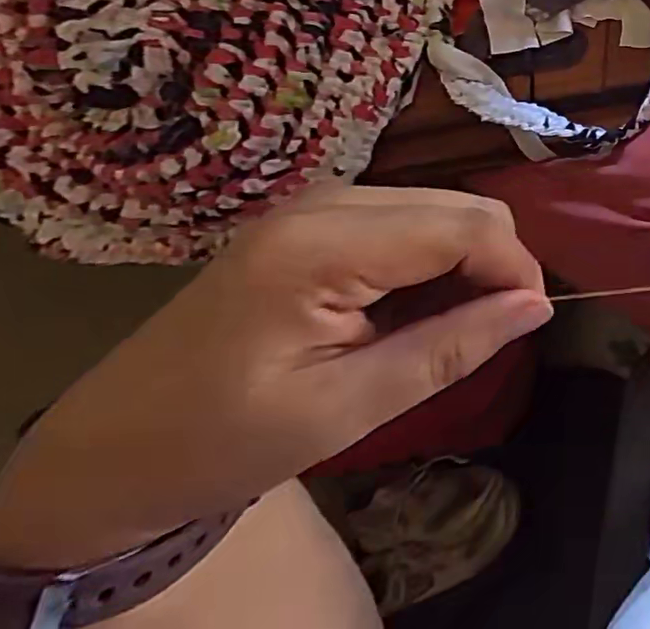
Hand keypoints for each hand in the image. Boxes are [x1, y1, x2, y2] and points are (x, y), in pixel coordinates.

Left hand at [0, 185, 551, 569]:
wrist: (110, 447)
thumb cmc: (222, 441)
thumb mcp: (348, 409)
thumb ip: (451, 348)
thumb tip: (539, 306)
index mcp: (323, 245)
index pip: (466, 227)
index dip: (516, 267)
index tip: (527, 320)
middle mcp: (328, 201)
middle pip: (463, 207)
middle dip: (496, 263)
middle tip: (487, 331)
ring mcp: (323, 202)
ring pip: (448, 208)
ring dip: (469, 261)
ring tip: (445, 326)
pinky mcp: (324, 215)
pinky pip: (417, 217)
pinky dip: (439, 257)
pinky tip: (412, 306)